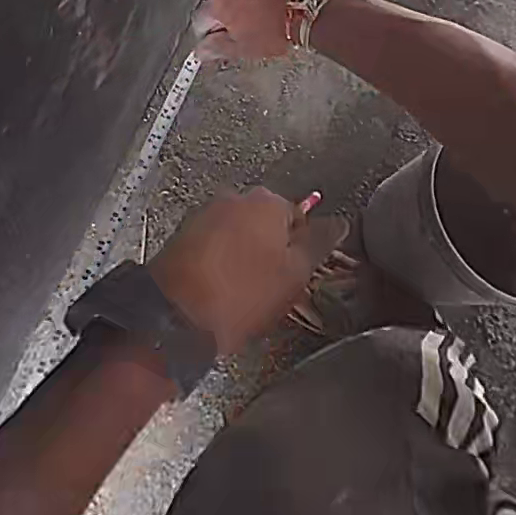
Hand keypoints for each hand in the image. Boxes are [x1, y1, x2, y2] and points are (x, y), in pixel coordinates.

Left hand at [148, 188, 348, 356]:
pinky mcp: (183, 234)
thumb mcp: (294, 274)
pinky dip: (221, 261)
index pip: (300, 217)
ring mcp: (205, 214)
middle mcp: (235, 198)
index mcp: (267, 202)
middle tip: (273, 285)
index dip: (302, 249)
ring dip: (246, 255)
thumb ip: (319, 243)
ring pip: (239, 233)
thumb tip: (339, 222)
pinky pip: (215, 244)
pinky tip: (221, 287)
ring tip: (245, 291)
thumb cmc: (242, 295)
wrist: (176, 316)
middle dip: (273, 249)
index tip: (297, 274)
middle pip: (267, 223)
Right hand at [194, 0, 300, 60]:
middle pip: (215, 5)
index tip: (218, 45)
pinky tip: (267, 7)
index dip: (208, 37)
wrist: (307, 11)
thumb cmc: (275, 31)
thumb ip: (215, 48)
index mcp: (217, 3)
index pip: (199, 22)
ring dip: (239, 6)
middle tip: (242, 35)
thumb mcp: (241, 48)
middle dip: (224, 20)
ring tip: (259, 21)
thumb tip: (201, 51)